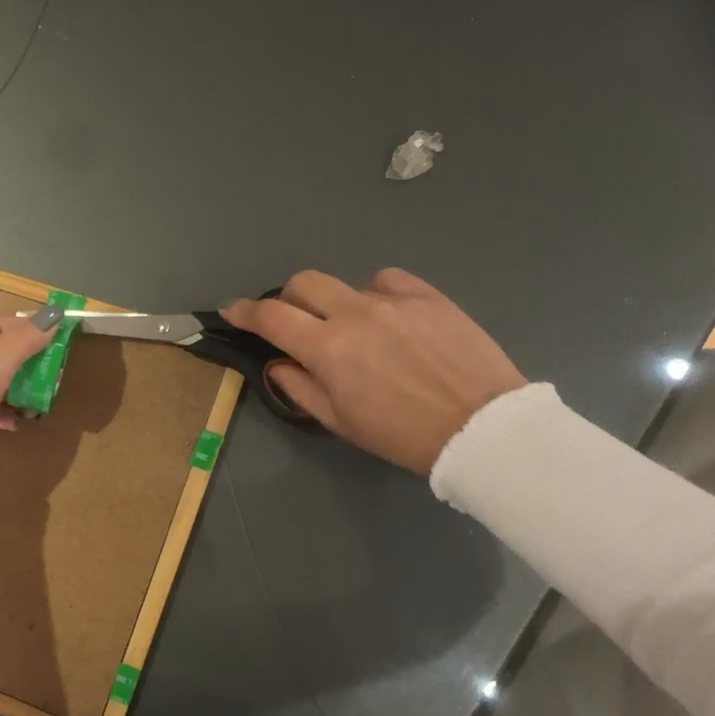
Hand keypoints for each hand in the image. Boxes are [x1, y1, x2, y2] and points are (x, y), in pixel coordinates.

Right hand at [223, 269, 525, 474]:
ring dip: (337, 302)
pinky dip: (377, 295)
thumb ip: (299, 387)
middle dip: (288, 299)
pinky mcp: (430, 296)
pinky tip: (390, 318)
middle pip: (304, 283)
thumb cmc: (401, 434)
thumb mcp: (339, 421)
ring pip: (346, 282)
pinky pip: (389, 281)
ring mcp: (394, 300)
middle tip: (294, 321)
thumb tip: (279, 364)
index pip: (271, 317)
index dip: (244, 311)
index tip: (233, 311)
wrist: (481, 427)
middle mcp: (355, 314)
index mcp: (327, 349)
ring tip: (355, 328)